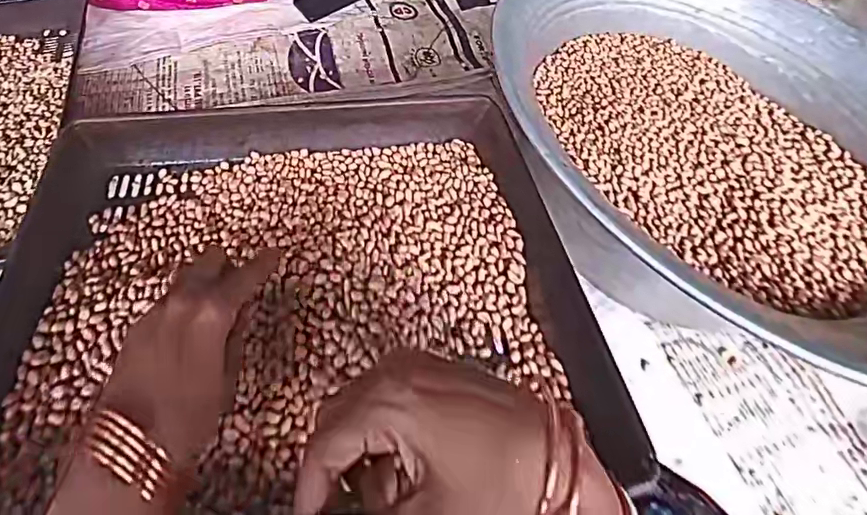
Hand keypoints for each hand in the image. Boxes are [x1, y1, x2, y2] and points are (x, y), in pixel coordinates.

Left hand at [96, 247, 279, 466]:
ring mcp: (158, 308)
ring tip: (214, 301)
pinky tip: (187, 325)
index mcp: (211, 313)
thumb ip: (235, 338)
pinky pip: (168, 299)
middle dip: (227, 265)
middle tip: (240, 281)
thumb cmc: (188, 420)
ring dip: (202, 280)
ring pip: (185, 276)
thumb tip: (241, 313)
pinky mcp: (139, 322)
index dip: (262, 263)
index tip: (274, 254)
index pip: (244, 276)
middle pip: (208, 261)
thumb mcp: (226, 381)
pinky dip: (183, 302)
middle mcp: (183, 301)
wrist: (130, 441)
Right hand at [295, 351, 563, 514]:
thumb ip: (374, 511)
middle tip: (343, 506)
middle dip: (338, 469)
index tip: (309, 510)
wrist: (558, 457)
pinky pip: (388, 400)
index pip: (324, 442)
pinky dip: (386, 437)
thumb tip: (341, 507)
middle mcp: (396, 370)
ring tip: (393, 496)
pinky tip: (410, 473)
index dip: (310, 487)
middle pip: (337, 418)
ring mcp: (415, 367)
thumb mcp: (428, 513)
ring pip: (361, 409)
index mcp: (389, 399)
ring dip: (364, 455)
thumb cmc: (507, 478)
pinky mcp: (431, 373)